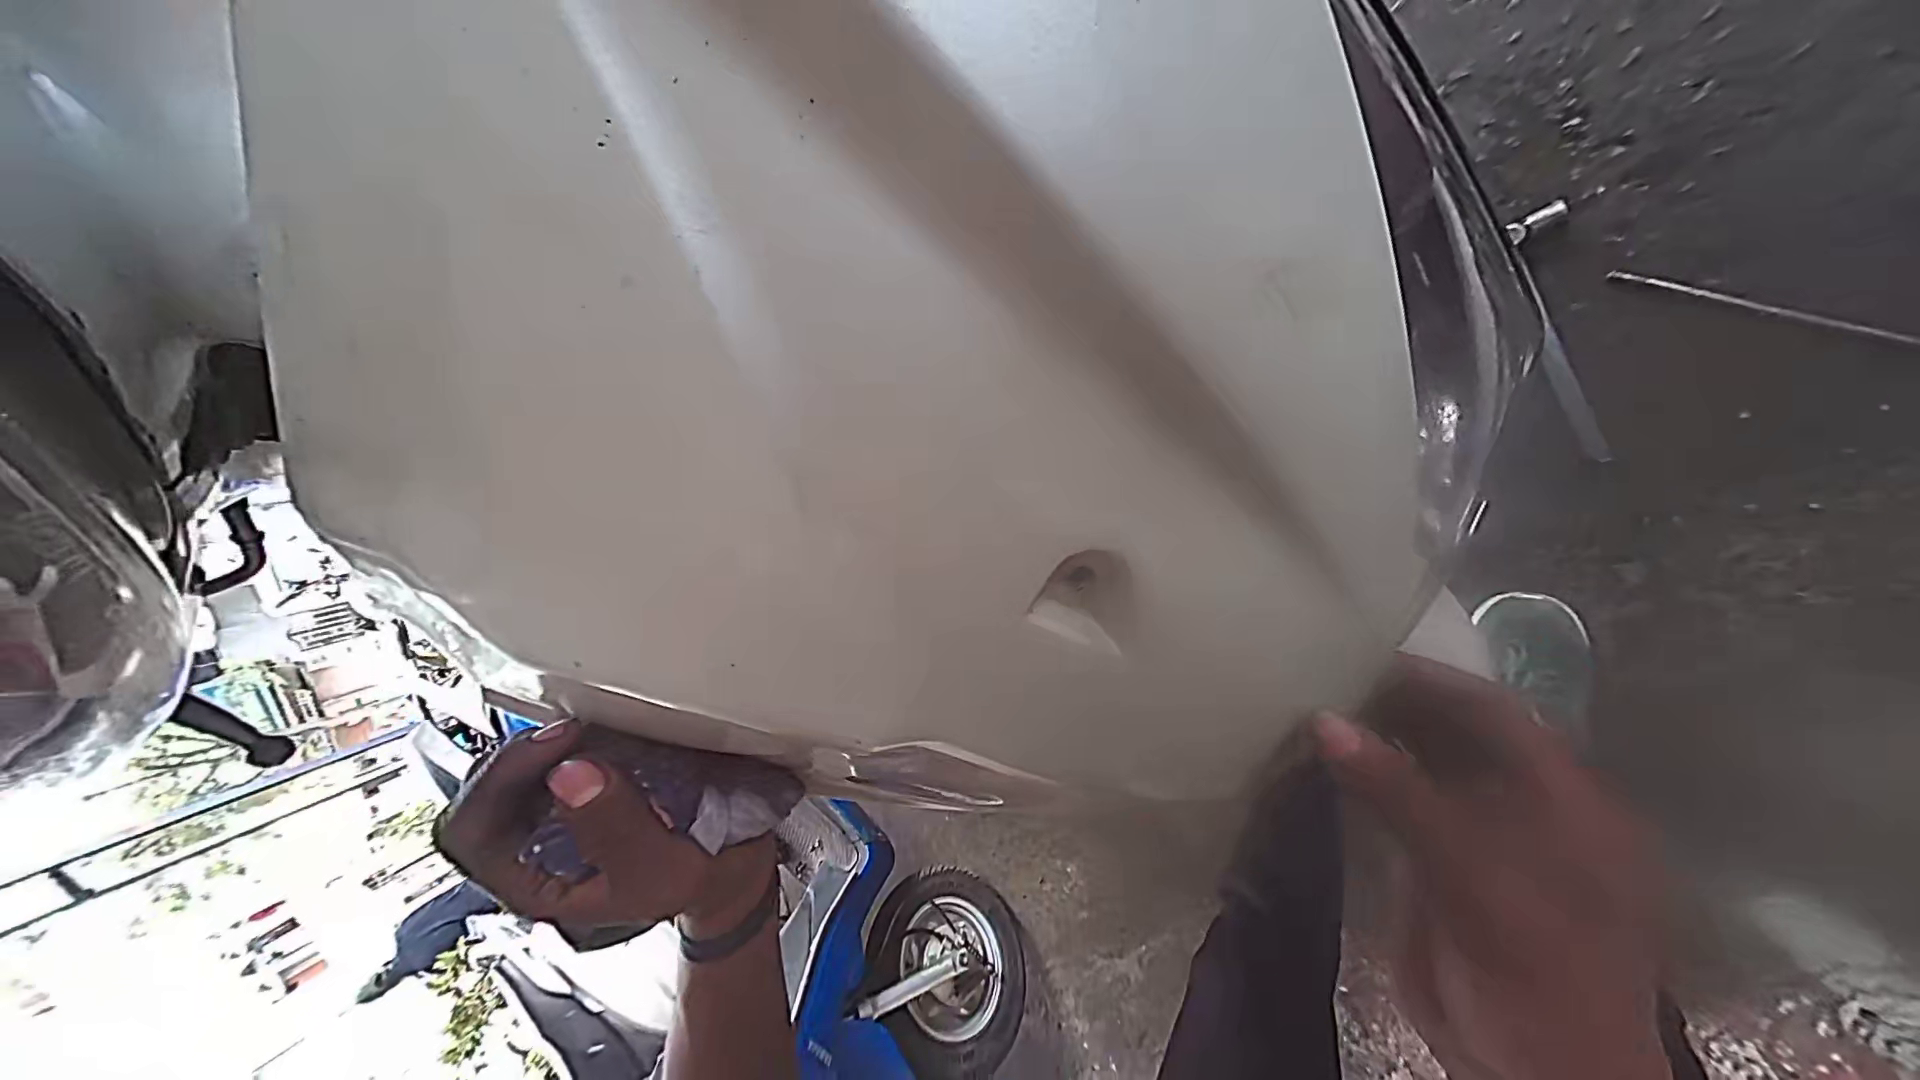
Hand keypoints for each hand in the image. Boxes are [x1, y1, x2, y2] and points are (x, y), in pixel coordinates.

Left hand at [435, 720, 774, 930]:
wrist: (732, 868)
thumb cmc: (691, 884)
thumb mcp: (660, 870)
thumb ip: (618, 829)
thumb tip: (568, 775)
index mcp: (532, 876)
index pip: (473, 829)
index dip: (500, 781)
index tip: (556, 745)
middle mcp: (537, 837)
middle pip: (494, 784)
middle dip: (529, 750)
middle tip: (577, 728)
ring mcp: (566, 803)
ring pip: (528, 760)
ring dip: (558, 738)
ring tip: (600, 726)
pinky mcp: (597, 775)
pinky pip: (572, 746)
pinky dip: (591, 730)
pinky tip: (620, 727)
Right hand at [1316, 655, 1670, 1079]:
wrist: (1534, 1068)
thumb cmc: (1534, 965)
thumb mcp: (1471, 872)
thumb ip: (1397, 790)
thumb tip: (1322, 720)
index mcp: (1564, 798)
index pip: (1494, 712)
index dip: (1431, 679)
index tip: (1364, 655)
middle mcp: (1523, 805)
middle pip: (1454, 732)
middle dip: (1393, 704)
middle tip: (1323, 678)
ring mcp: (1480, 835)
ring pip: (1421, 765)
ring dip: (1373, 738)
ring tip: (1312, 710)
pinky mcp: (1440, 863)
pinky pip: (1396, 803)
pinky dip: (1361, 777)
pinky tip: (1321, 762)